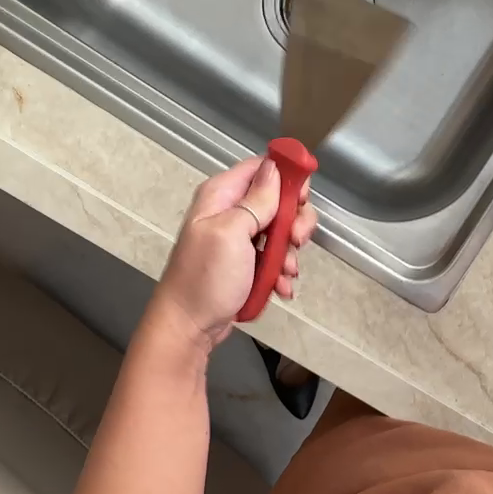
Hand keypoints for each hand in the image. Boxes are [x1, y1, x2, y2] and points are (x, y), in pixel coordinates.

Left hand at [150, 156, 317, 353]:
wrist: (190, 326)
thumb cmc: (205, 278)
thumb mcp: (231, 233)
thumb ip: (256, 200)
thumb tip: (275, 168)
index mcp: (222, 195)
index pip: (263, 167)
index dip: (287, 178)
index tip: (301, 199)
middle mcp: (232, 211)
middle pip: (279, 200)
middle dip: (295, 221)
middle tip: (295, 240)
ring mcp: (241, 238)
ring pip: (283, 230)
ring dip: (290, 252)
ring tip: (284, 272)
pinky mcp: (249, 262)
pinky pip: (277, 257)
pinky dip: (283, 271)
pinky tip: (279, 286)